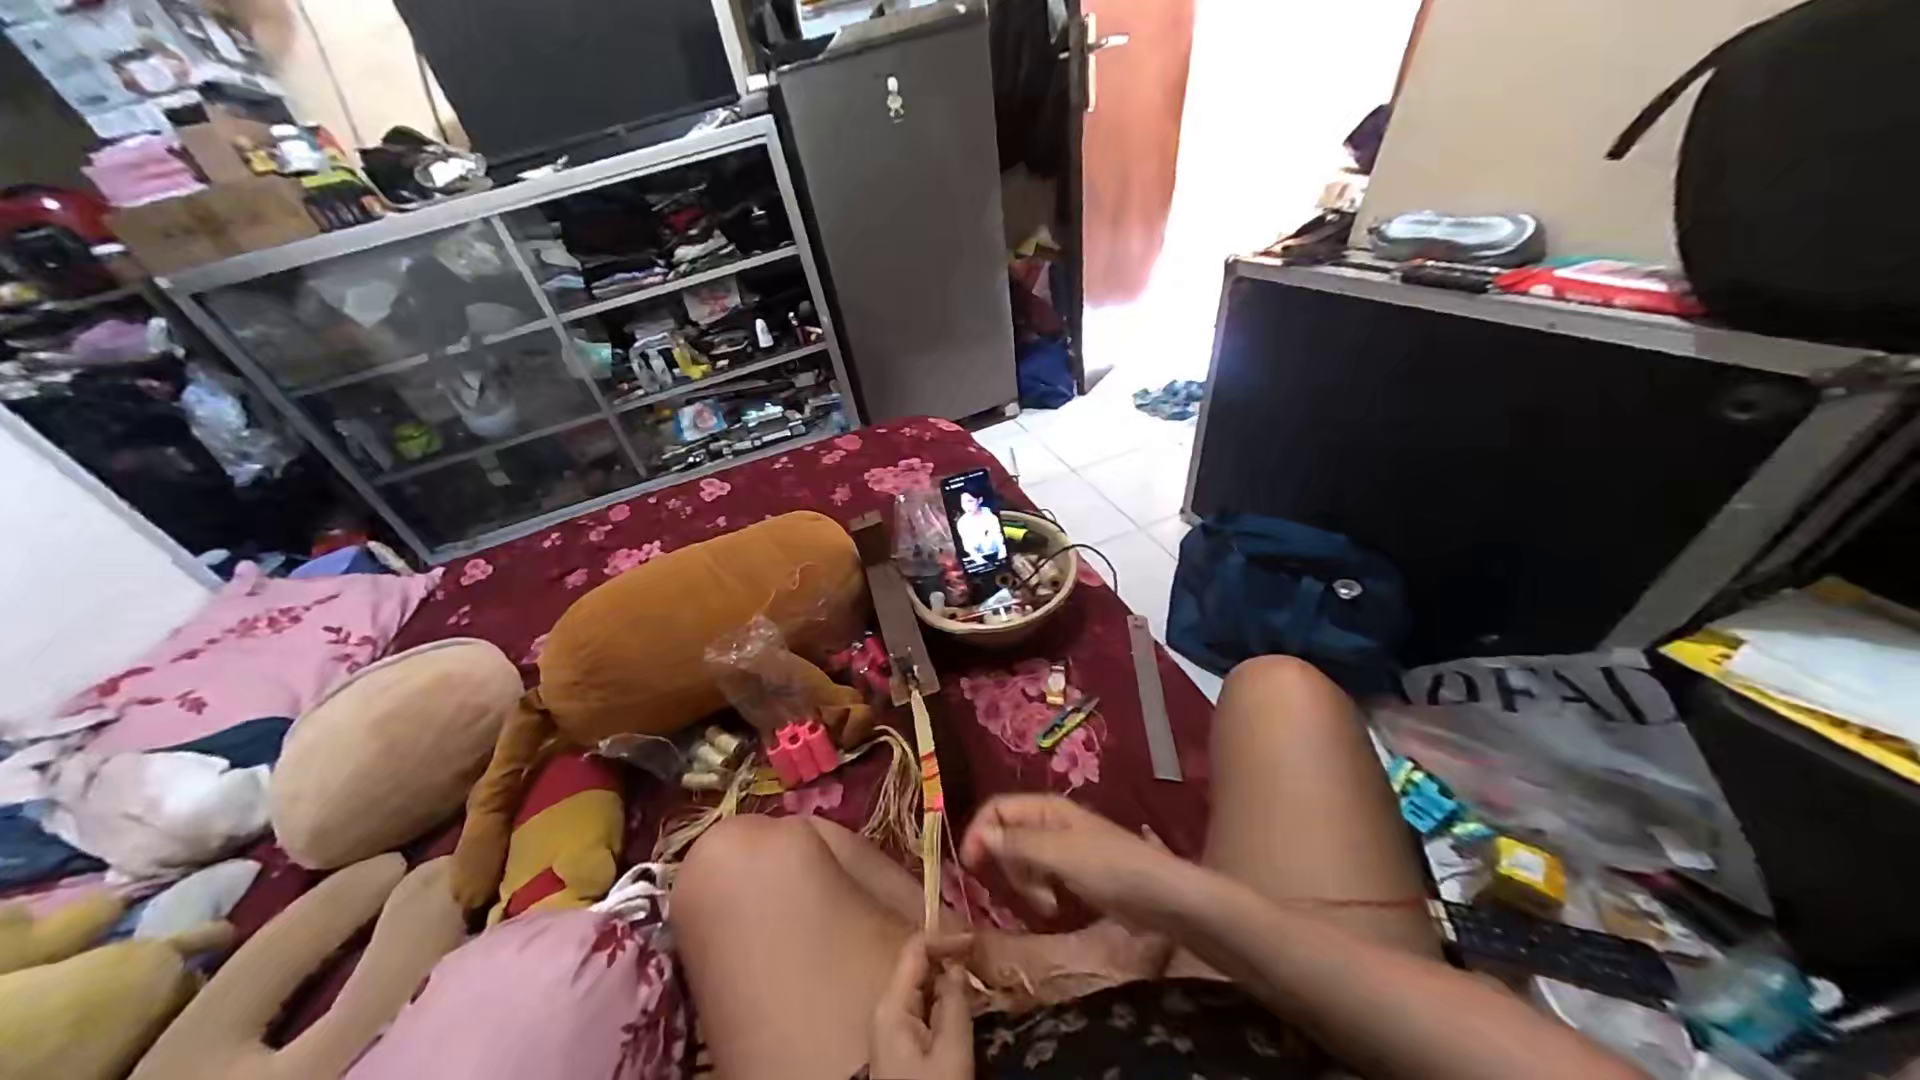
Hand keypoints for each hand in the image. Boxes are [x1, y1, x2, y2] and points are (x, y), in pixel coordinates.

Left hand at [869, 933, 972, 1079]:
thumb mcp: (950, 1053)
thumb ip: (954, 1003)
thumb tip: (957, 965)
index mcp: (891, 1004)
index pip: (914, 950)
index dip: (945, 939)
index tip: (976, 941)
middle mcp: (886, 1009)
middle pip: (919, 967)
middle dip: (950, 959)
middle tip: (982, 959)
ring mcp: (892, 1028)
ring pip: (924, 988)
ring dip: (950, 982)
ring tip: (979, 980)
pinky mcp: (901, 1046)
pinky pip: (924, 1009)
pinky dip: (945, 1002)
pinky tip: (965, 1007)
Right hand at [959, 794, 1197, 929]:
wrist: (1159, 897)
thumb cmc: (1110, 868)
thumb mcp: (1059, 855)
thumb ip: (1017, 844)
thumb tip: (979, 834)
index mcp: (1045, 808)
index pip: (997, 809)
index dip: (979, 832)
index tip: (970, 865)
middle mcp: (1048, 823)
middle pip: (1005, 837)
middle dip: (1009, 865)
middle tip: (1027, 888)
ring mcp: (1060, 848)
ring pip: (1020, 861)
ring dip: (1026, 884)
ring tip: (1049, 903)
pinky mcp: (1069, 873)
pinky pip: (1038, 878)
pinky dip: (1040, 892)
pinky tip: (1057, 906)